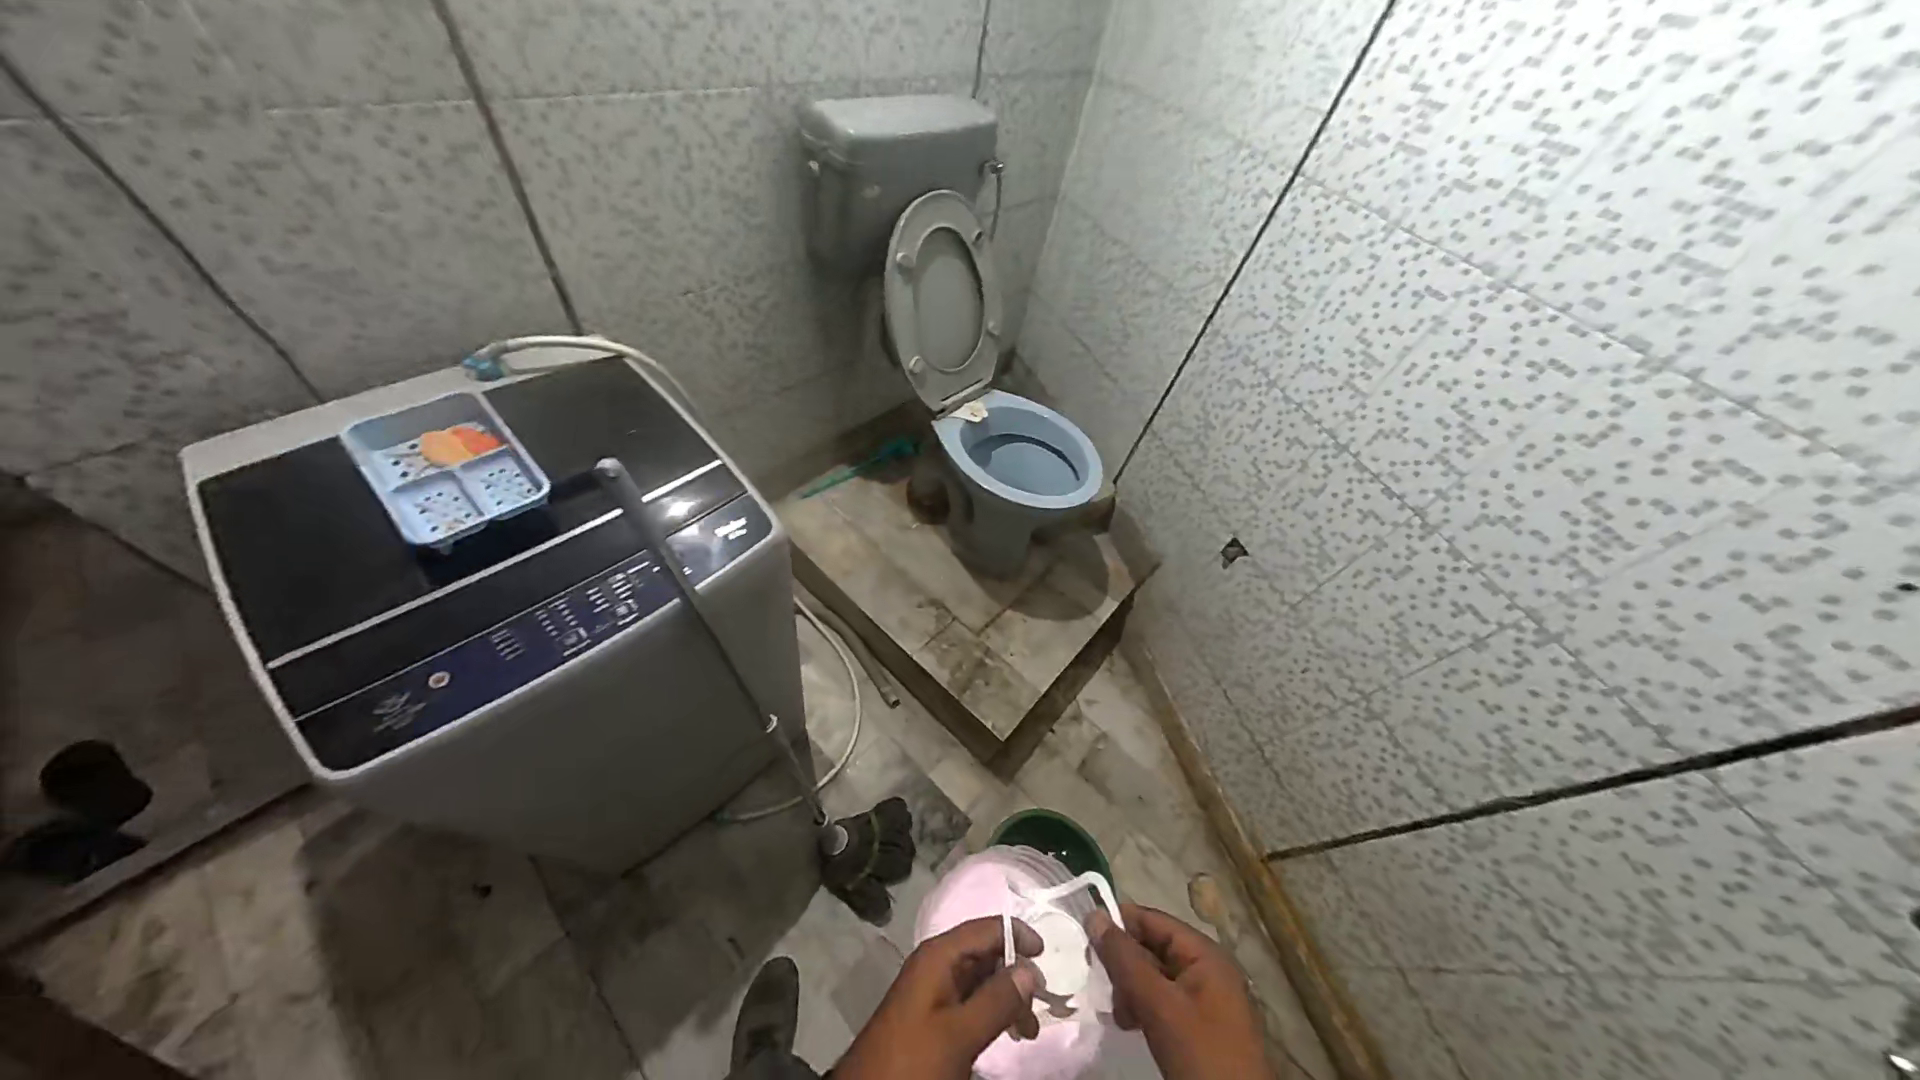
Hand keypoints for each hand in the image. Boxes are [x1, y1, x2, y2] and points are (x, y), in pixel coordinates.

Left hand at [834, 917, 1043, 1079]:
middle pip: (986, 953)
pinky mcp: (932, 1016)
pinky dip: (992, 1012)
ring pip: (980, 980)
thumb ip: (997, 999)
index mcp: (939, 955)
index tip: (1046, 957)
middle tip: (1038, 1010)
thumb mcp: (960, 1033)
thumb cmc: (913, 1060)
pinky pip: (970, 1002)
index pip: (987, 927)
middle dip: (1016, 974)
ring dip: (1007, 998)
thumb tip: (1030, 968)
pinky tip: (1005, 1033)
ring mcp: (933, 990)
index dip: (1018, 935)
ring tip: (1026, 1032)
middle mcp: (936, 964)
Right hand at [1091, 903, 1274, 1079]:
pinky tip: (1130, 1024)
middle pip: (1153, 947)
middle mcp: (1206, 968)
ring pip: (1155, 976)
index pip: (1152, 919)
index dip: (1119, 922)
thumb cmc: (1201, 1054)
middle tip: (1102, 984)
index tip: (1085, 937)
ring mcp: (1205, 999)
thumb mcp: (1158, 1004)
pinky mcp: (1200, 1026)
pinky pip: (1163, 1001)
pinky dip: (1143, 1007)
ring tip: (1119, 1013)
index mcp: (1204, 953)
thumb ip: (1124, 959)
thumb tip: (1094, 915)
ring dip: (1131, 989)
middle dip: (1124, 963)